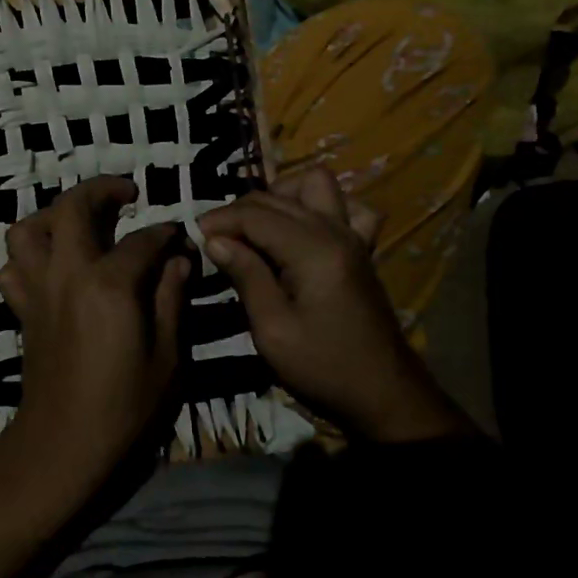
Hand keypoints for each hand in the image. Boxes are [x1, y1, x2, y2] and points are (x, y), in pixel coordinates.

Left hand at [0, 177, 192, 474]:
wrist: (64, 445)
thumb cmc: (125, 404)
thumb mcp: (167, 354)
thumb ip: (171, 297)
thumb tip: (180, 260)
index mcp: (108, 284)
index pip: (143, 240)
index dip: (167, 233)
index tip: (181, 237)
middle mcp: (67, 274)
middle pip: (72, 208)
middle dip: (102, 190)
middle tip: (127, 193)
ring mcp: (38, 290)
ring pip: (27, 230)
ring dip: (54, 215)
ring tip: (82, 221)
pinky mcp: (23, 310)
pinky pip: (13, 268)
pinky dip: (29, 256)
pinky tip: (53, 266)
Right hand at [199, 170, 472, 443]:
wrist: (384, 394)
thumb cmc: (323, 367)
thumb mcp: (272, 330)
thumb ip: (246, 275)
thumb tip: (214, 239)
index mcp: (313, 249)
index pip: (256, 214)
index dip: (220, 220)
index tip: (193, 236)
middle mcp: (336, 230)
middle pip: (279, 196)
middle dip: (240, 209)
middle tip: (215, 239)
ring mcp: (353, 236)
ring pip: (316, 184)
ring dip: (282, 195)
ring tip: (258, 226)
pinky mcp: (362, 248)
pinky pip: (349, 207)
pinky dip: (322, 207)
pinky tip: (305, 229)